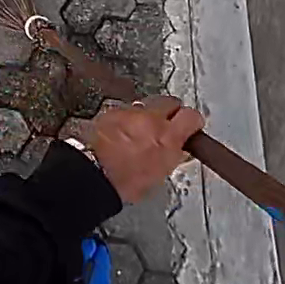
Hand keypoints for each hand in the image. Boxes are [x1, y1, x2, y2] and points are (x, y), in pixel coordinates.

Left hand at [85, 95, 204, 202]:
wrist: (91, 172)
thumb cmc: (123, 181)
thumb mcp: (158, 175)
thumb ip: (171, 156)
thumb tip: (179, 151)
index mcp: (167, 137)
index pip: (191, 116)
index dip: (192, 121)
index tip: (191, 126)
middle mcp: (150, 119)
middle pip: (169, 102)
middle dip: (171, 112)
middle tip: (167, 125)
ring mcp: (129, 112)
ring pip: (145, 106)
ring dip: (146, 117)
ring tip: (139, 134)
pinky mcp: (111, 110)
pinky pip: (125, 110)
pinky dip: (126, 119)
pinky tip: (121, 133)